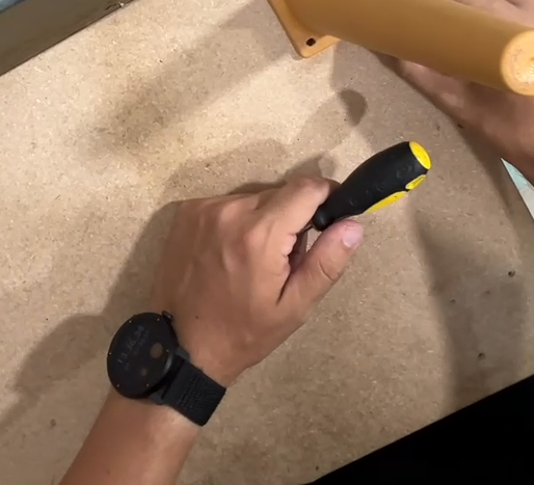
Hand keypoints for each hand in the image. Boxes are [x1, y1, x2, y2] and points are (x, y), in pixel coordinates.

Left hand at [149, 177, 363, 385]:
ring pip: (254, 198)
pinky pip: (227, 203)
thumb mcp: (293, 307)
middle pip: (280, 193)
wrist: (180, 346)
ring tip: (253, 259)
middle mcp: (231, 210)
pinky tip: (228, 252)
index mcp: (261, 234)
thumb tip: (353, 224)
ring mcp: (204, 207)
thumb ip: (327, 262)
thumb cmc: (242, 332)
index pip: (306, 188)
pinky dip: (236, 220)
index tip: (330, 213)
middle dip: (292, 217)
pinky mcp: (186, 210)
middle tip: (285, 256)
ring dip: (263, 218)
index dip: (326, 195)